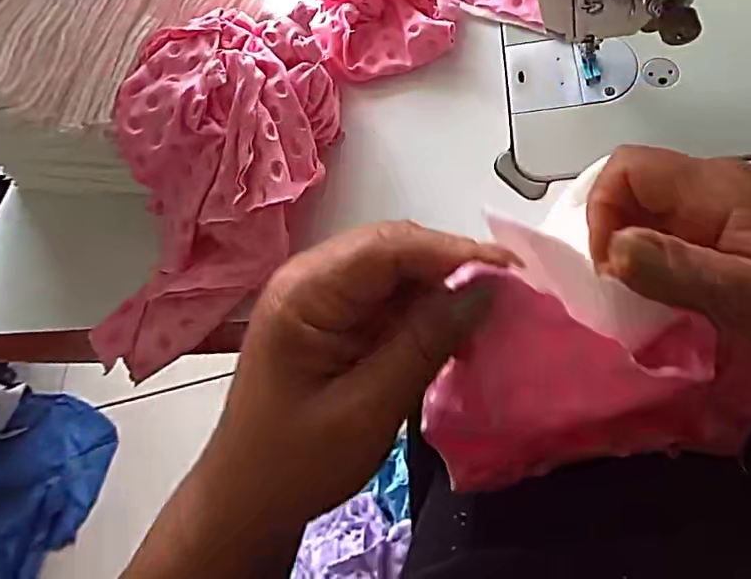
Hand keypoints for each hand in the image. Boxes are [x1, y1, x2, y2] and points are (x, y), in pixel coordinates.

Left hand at [196, 222, 515, 529]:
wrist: (245, 502)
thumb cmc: (293, 464)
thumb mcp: (367, 409)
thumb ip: (424, 343)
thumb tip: (481, 292)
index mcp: (304, 291)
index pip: (387, 247)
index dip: (450, 250)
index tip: (504, 268)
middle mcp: (311, 276)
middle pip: (393, 248)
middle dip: (451, 263)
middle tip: (504, 286)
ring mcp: (322, 291)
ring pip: (397, 266)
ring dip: (442, 284)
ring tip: (487, 307)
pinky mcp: (336, 311)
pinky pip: (390, 292)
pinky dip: (426, 305)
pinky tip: (454, 325)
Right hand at [587, 145, 750, 376]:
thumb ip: (686, 271)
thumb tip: (611, 246)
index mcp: (717, 188)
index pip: (628, 167)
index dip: (602, 210)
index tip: (611, 270)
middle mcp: (713, 182)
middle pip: (632, 183)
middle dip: (611, 231)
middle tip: (625, 290)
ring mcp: (723, 201)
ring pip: (648, 205)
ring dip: (632, 247)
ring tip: (647, 297)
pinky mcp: (731, 222)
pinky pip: (672, 225)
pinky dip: (656, 255)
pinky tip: (674, 292)